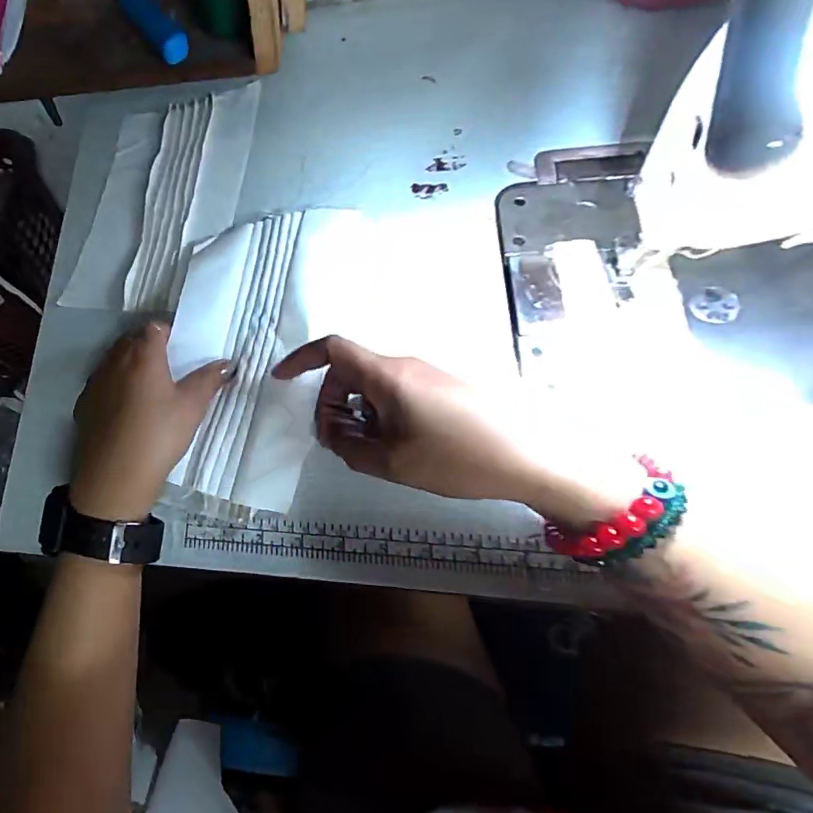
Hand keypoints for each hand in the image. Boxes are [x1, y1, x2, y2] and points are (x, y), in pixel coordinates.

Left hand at [70, 322, 230, 521]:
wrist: (114, 476)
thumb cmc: (159, 435)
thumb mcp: (192, 408)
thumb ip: (208, 380)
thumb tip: (225, 363)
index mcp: (143, 355)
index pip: (155, 327)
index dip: (169, 333)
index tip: (181, 349)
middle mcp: (115, 360)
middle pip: (132, 340)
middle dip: (149, 345)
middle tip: (169, 366)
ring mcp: (96, 381)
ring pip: (114, 359)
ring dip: (130, 364)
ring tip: (148, 386)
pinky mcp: (84, 402)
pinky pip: (103, 382)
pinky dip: (115, 384)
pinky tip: (127, 407)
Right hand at [272, 336, 630, 524]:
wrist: (529, 456)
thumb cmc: (457, 457)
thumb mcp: (393, 463)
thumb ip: (351, 447)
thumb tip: (335, 433)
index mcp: (388, 374)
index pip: (333, 349)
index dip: (302, 360)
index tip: (283, 380)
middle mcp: (406, 364)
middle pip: (352, 370)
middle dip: (334, 402)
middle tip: (341, 442)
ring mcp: (429, 373)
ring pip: (377, 384)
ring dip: (362, 412)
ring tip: (378, 452)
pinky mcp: (446, 387)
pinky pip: (401, 392)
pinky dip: (385, 413)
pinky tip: (404, 448)